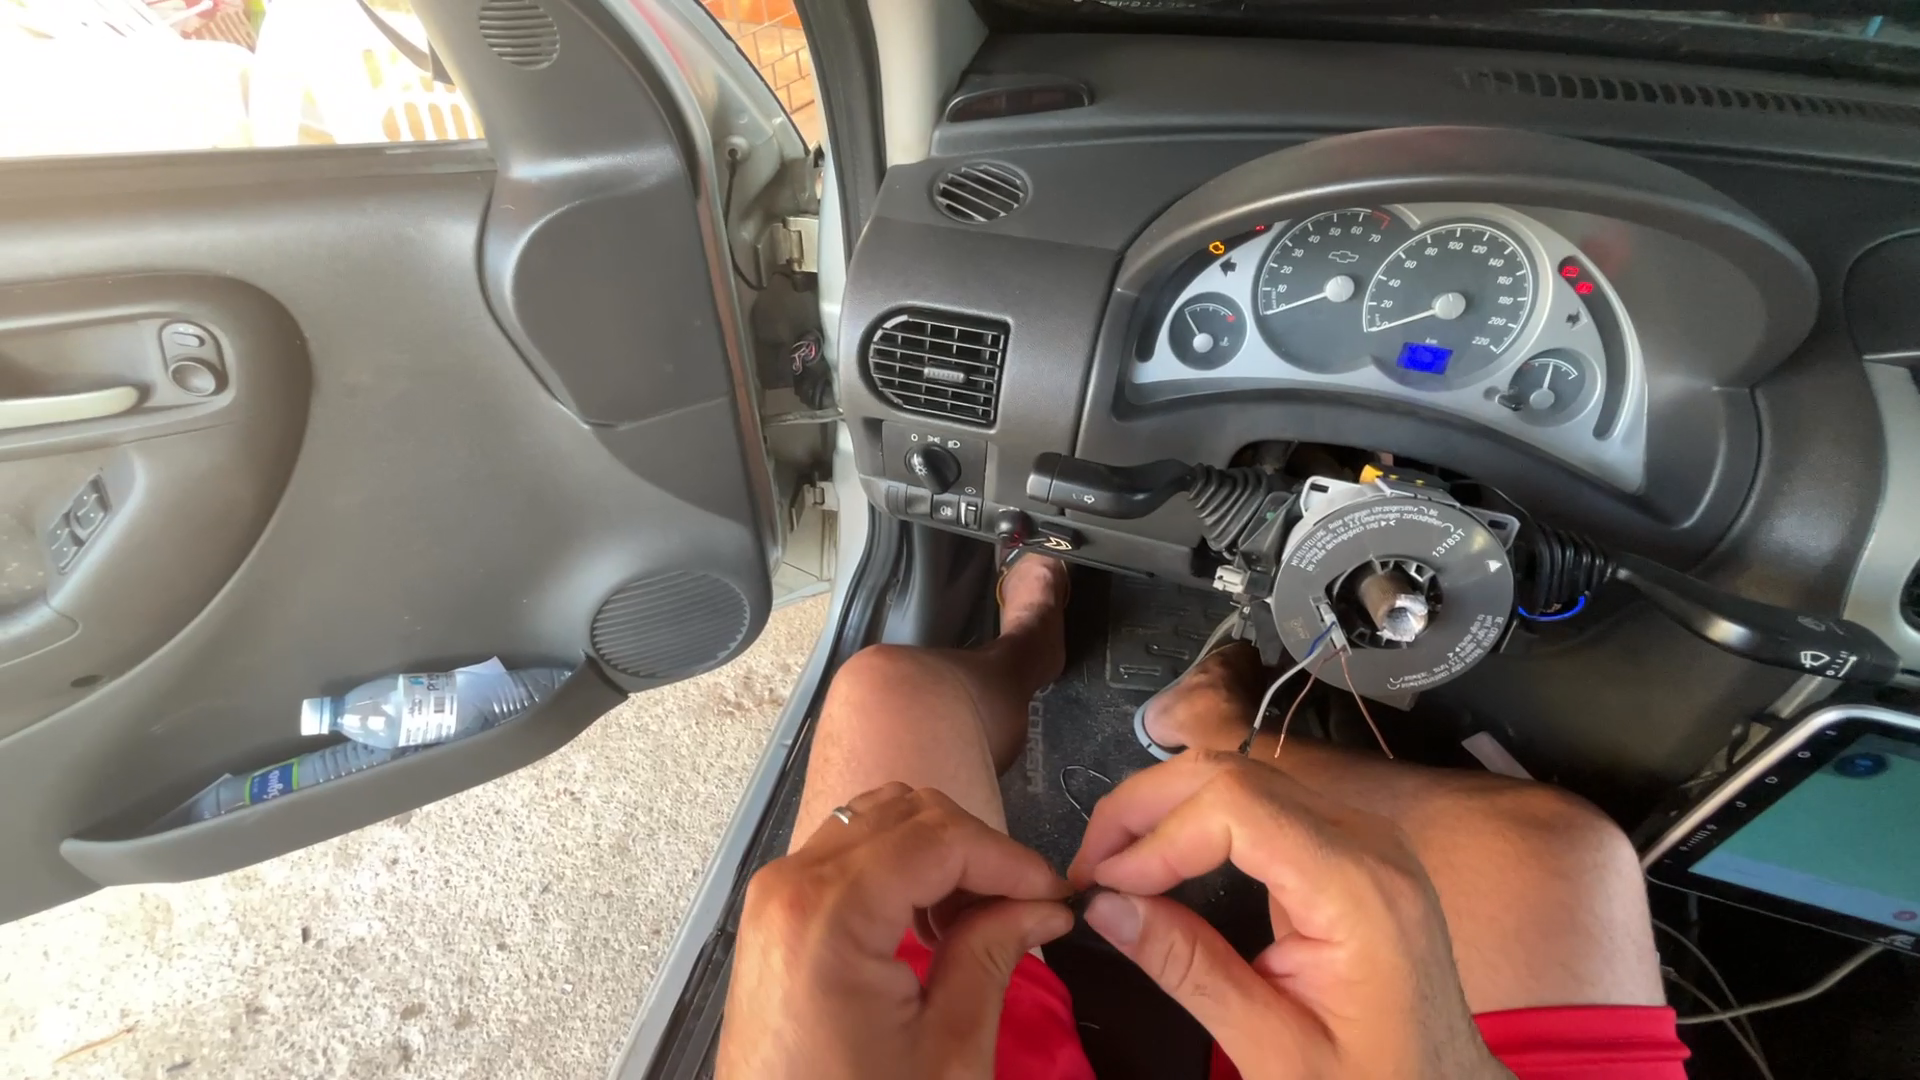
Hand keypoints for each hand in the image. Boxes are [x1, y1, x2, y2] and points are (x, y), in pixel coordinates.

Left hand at [717, 783, 1073, 1079]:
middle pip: (912, 812)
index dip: (1008, 858)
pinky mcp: (779, 902)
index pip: (940, 837)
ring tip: (974, 912)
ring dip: (940, 848)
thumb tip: (1044, 905)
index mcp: (831, 911)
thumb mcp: (946, 1054)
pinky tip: (926, 913)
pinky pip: (853, 842)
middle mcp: (794, 878)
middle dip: (978, 850)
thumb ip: (993, 955)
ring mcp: (779, 885)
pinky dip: (902, 858)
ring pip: (882, 815)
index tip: (1054, 893)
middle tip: (1022, 905)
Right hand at [1068, 752, 1509, 1079]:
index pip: (1236, 806)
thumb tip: (1101, 904)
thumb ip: (1188, 969)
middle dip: (1143, 806)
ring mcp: (1354, 827)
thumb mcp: (1277, 1056)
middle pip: (1228, 772)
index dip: (1156, 833)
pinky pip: (1249, 798)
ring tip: (1113, 856)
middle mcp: (1360, 834)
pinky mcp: (1338, 836)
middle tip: (1090, 863)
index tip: (1103, 884)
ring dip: (1160, 804)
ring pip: (1233, 772)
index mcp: (1357, 886)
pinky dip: (1189, 814)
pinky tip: (1159, 851)